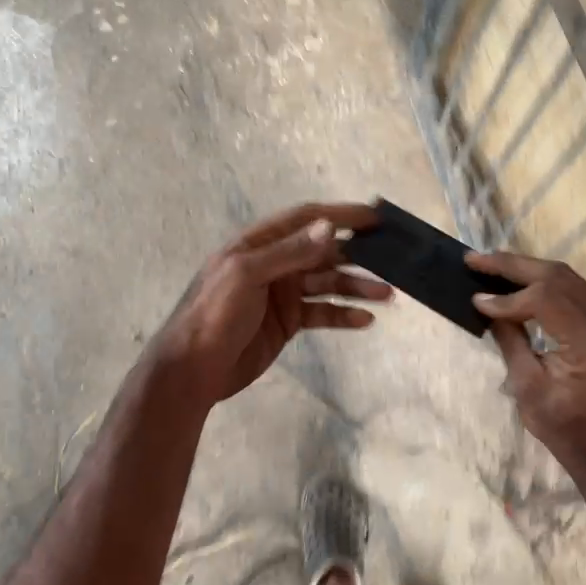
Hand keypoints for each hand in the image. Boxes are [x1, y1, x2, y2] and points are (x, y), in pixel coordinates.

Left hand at [146, 203, 392, 407]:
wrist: (193, 369)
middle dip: (357, 254)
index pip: (306, 219)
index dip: (340, 215)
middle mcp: (274, 263)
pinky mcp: (288, 322)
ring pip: (328, 283)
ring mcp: (283, 293)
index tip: (375, 217)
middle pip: (323, 251)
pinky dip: (343, 314)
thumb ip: (289, 252)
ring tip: (388, 294)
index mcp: (259, 243)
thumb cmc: (214, 313)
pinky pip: (322, 312)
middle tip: (392, 258)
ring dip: (357, 286)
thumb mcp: (247, 274)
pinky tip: (365, 319)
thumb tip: (329, 227)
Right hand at [468, 252, 585, 480]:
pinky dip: (546, 285)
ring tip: (492, 266)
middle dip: (513, 266)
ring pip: (569, 279)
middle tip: (475, 260)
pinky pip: (577, 293)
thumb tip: (489, 305)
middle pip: (558, 277)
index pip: (546, 299)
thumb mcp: (528, 389)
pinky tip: (520, 284)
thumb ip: (511, 341)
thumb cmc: (566, 430)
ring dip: (528, 270)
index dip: (507, 296)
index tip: (476, 300)